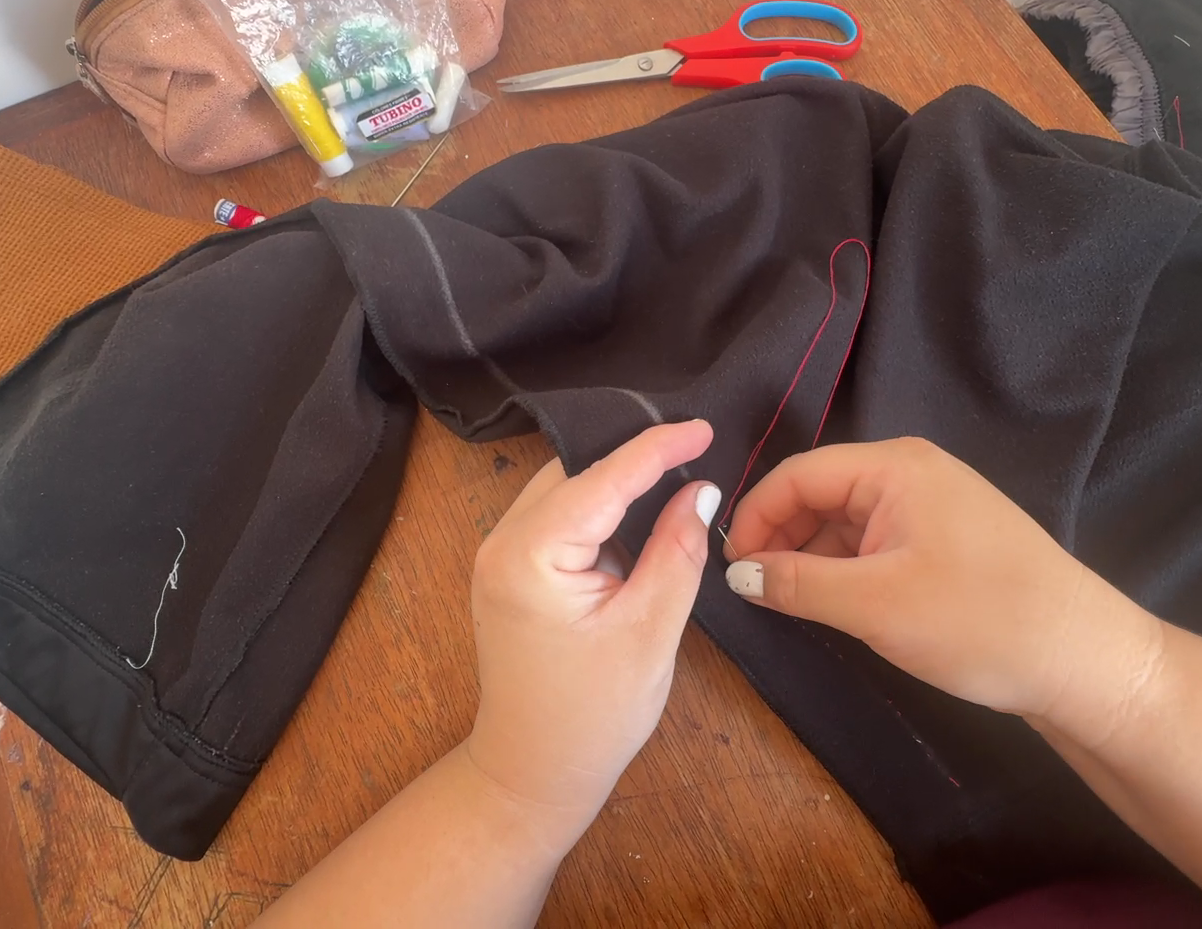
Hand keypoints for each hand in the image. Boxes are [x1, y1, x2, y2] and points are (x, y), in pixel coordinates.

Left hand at [464, 420, 719, 836]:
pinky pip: (557, 515)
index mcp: (530, 555)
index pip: (602, 479)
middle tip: (693, 449)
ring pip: (565, 489)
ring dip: (615, 483)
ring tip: (672, 475)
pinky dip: (598, 509)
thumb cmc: (593, 715)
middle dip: (634, 459)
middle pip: (575, 474)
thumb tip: (699, 489)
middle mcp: (502, 541)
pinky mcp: (510, 567)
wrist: (531, 774)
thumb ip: (675, 551)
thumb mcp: (649, 632)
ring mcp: (499, 553)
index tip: (702, 425)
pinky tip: (634, 513)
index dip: (656, 447)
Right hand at [722, 437, 1160, 740]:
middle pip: (821, 492)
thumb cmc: (978, 621)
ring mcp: (932, 502)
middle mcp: (910, 471)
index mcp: (893, 467)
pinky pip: (875, 538)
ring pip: (846, 518)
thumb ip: (795, 583)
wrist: (1091, 664)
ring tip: (791, 598)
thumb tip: (736, 575)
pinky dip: (845, 565)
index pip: (799, 475)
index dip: (756, 516)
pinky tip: (835, 598)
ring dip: (812, 554)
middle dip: (782, 536)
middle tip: (756, 587)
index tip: (730, 567)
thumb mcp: (873, 604)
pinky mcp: (945, 535)